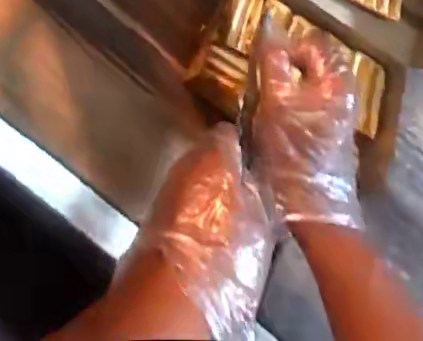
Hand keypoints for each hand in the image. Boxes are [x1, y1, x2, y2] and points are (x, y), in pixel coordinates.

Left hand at [133, 124, 274, 338]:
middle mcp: (188, 159)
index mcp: (216, 153)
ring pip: (197, 175)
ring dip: (211, 188)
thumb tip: (265, 175)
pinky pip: (184, 197)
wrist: (173, 288)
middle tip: (249, 191)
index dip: (246, 146)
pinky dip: (196, 207)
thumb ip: (262, 189)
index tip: (259, 161)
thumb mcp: (260, 220)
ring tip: (232, 214)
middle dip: (228, 168)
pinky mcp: (157, 208)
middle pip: (212, 153)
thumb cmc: (224, 251)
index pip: (232, 134)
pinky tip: (209, 230)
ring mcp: (169, 182)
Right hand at [252, 18, 362, 228]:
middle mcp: (345, 95)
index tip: (265, 59)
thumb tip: (270, 24)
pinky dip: (295, 103)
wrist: (315, 212)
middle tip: (262, 76)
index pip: (314, 42)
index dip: (288, 44)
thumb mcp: (276, 101)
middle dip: (287, 64)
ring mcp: (341, 117)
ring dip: (288, 84)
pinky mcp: (333, 135)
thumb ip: (273, 61)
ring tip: (265, 98)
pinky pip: (313, 104)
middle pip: (314, 62)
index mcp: (336, 82)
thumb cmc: (294, 151)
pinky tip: (277, 120)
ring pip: (311, 84)